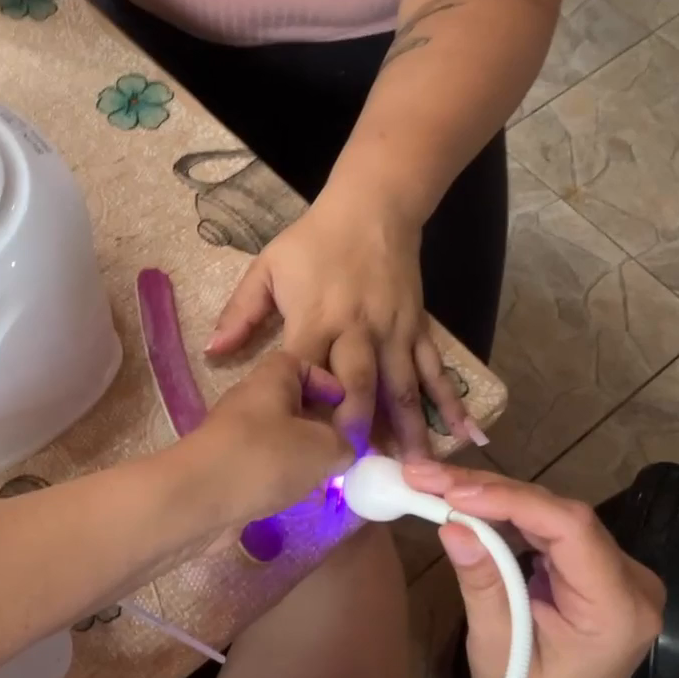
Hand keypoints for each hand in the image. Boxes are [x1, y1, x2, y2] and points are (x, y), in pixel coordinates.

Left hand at [176, 351, 354, 525]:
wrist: (197, 499)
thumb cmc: (265, 458)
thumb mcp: (323, 448)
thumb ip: (343, 444)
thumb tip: (342, 449)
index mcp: (269, 380)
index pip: (298, 363)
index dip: (326, 381)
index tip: (347, 408)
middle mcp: (247, 402)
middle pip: (288, 404)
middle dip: (317, 426)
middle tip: (343, 451)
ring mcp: (231, 437)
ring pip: (274, 439)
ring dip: (299, 457)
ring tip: (325, 479)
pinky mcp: (223, 470)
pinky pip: (259, 468)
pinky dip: (278, 480)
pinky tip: (295, 499)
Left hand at [205, 194, 471, 459]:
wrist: (373, 207)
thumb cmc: (312, 242)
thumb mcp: (266, 268)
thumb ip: (240, 312)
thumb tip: (212, 352)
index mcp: (315, 318)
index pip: (308, 368)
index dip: (305, 405)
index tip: (300, 445)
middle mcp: (358, 330)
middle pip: (360, 382)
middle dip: (360, 425)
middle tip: (361, 467)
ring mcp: (394, 331)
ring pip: (402, 385)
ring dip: (408, 429)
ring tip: (416, 470)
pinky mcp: (418, 328)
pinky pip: (435, 370)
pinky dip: (449, 402)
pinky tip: (465, 432)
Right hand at [402, 462, 663, 677]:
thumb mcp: (497, 648)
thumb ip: (482, 584)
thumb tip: (452, 526)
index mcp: (617, 608)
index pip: (570, 530)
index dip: (511, 501)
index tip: (451, 492)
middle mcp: (629, 581)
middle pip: (559, 513)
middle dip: (489, 489)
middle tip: (425, 477)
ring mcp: (614, 572)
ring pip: (549, 513)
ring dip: (489, 494)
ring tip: (432, 483)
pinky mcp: (591, 569)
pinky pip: (546, 527)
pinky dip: (501, 512)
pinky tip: (462, 500)